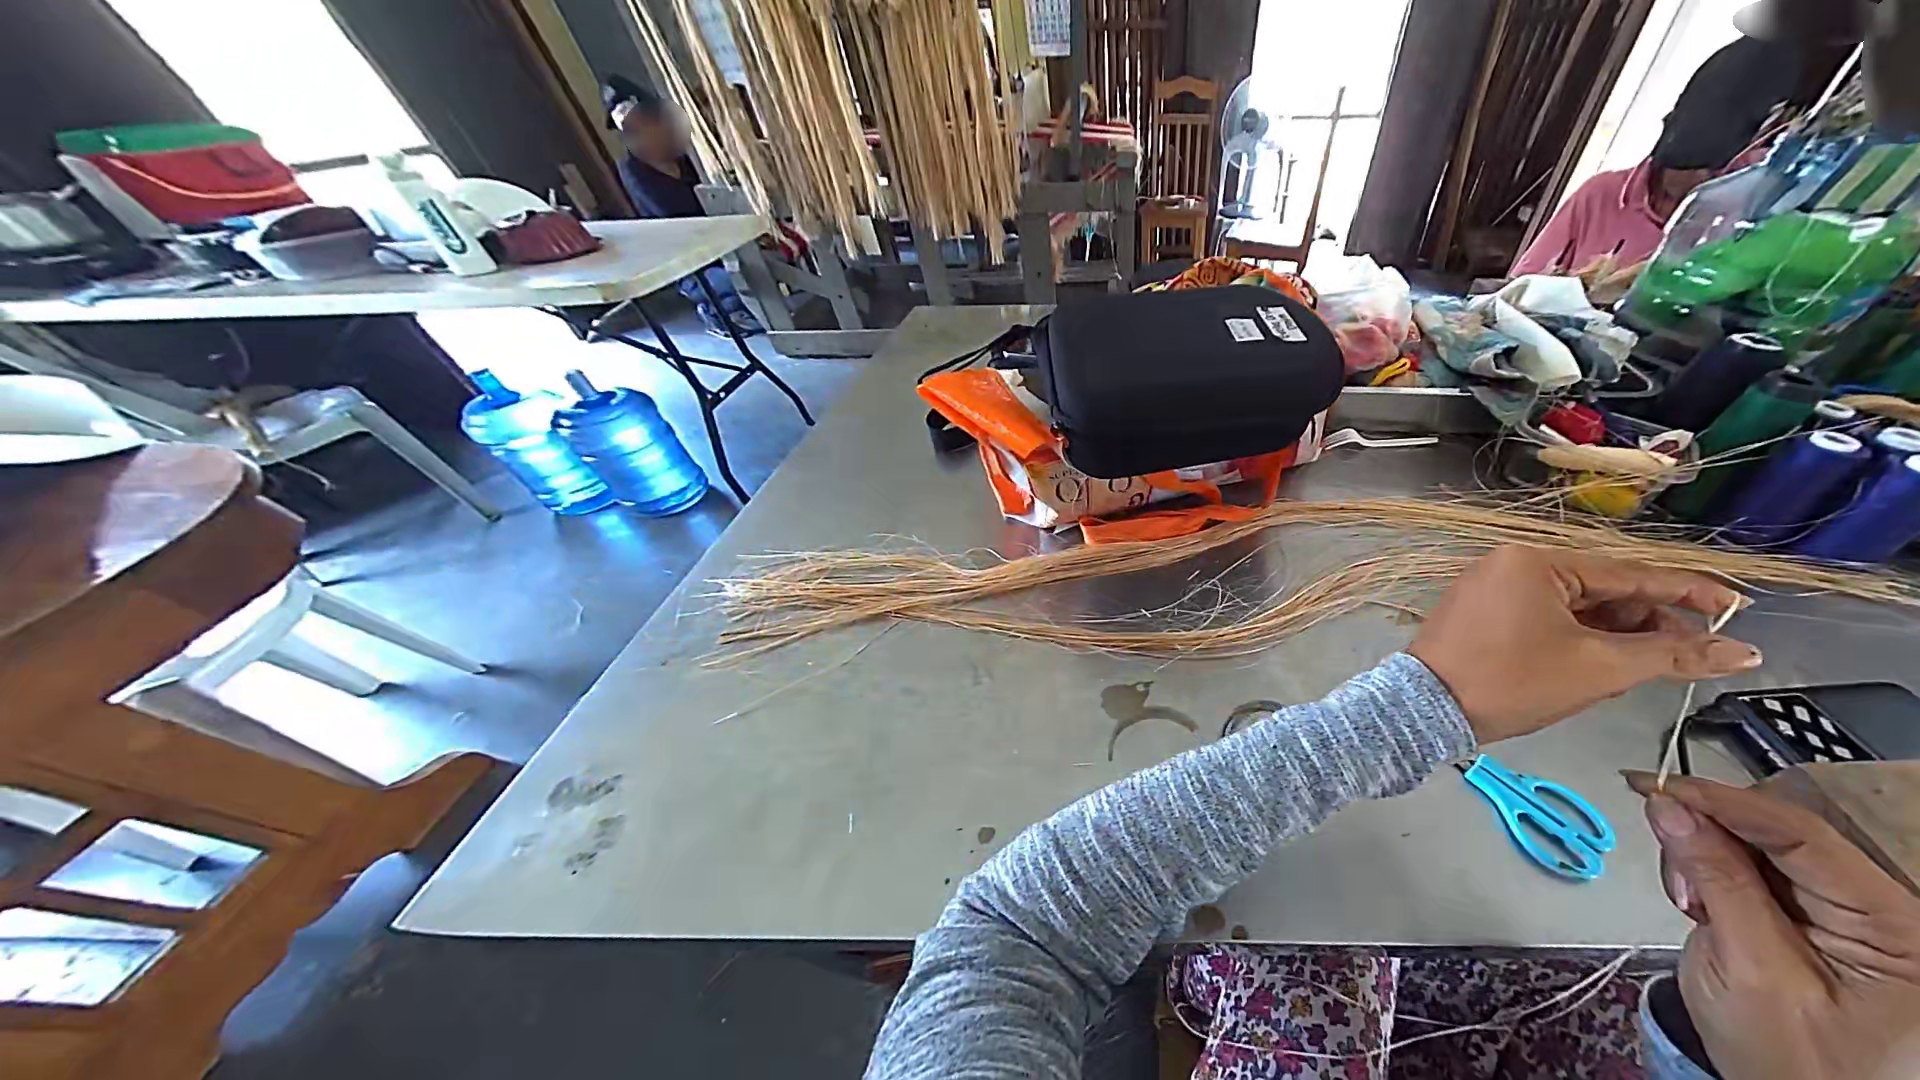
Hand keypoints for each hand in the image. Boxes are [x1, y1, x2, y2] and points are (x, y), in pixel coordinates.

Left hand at [1407, 546, 1759, 742]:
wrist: (1428, 707)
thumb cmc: (1512, 681)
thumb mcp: (1600, 667)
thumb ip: (1673, 654)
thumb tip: (1743, 650)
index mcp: (1532, 563)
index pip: (1629, 573)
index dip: (1689, 591)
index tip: (1739, 606)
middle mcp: (1506, 566)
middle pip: (1599, 588)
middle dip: (1647, 621)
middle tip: (1691, 654)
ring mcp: (1487, 588)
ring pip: (1571, 605)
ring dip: (1613, 633)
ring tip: (1645, 666)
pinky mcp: (1478, 613)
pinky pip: (1541, 616)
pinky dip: (1576, 637)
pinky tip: (1601, 663)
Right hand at [1625, 772, 1919, 1079]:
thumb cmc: (1793, 1056)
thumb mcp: (1749, 969)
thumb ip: (1715, 880)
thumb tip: (1668, 806)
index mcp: (1902, 931)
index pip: (1801, 834)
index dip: (1720, 799)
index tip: (1647, 783)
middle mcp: (1893, 914)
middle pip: (1782, 835)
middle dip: (1709, 837)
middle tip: (1673, 877)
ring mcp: (1863, 919)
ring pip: (1763, 848)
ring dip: (1707, 858)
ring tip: (1690, 903)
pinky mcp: (1829, 922)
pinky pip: (1762, 872)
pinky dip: (1716, 875)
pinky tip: (1704, 905)